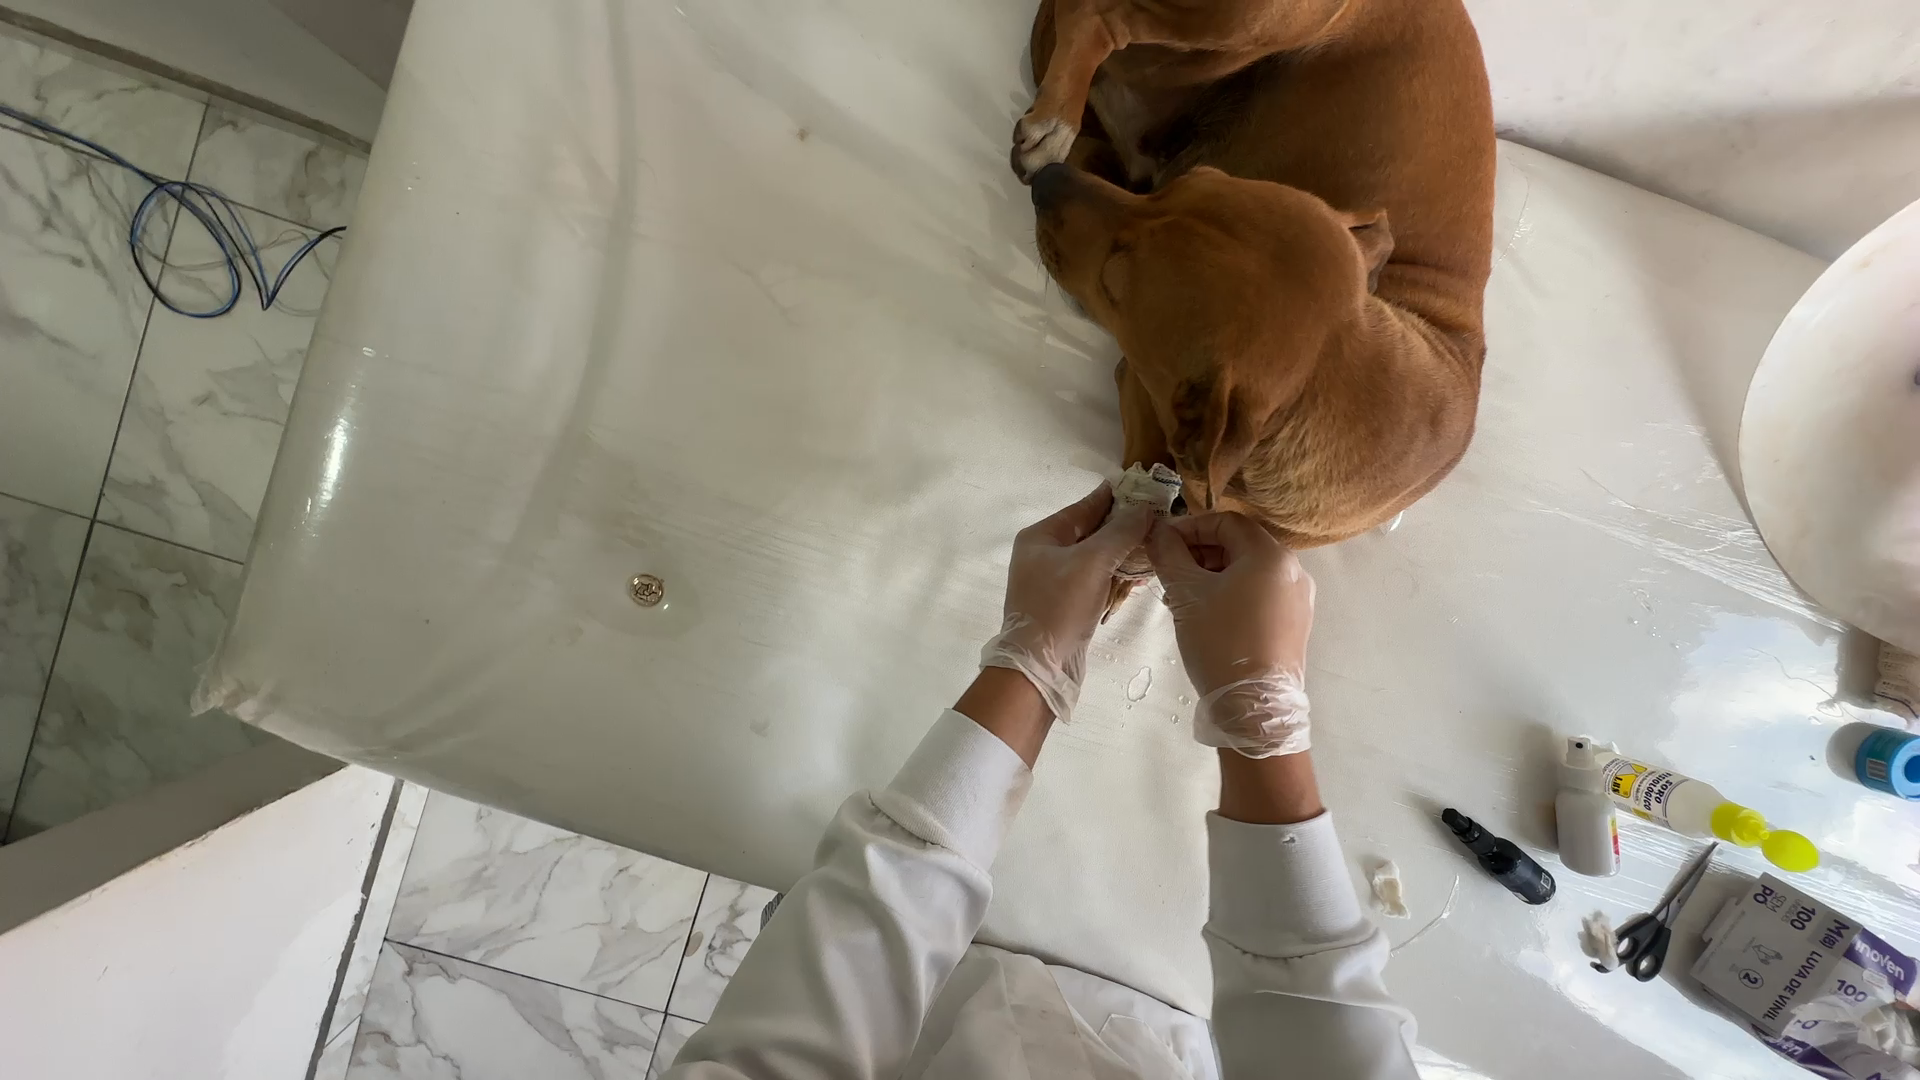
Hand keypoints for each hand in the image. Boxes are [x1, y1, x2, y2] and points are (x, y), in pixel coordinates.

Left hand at [980, 482, 1152, 719]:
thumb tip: (1144, 509)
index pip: (1082, 508)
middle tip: (1156, 517)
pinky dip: (1115, 576)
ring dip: (1121, 553)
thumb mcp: (1091, 563)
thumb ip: (1119, 533)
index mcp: (1040, 537)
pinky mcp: (1066, 604)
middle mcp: (1044, 555)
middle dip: (1122, 527)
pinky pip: (1095, 581)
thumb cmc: (1059, 606)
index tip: (1139, 486)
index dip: (1112, 498)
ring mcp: (1053, 581)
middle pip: (1089, 532)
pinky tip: (1138, 574)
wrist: (1039, 666)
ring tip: (1154, 542)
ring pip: (1095, 558)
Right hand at [1147, 513, 1315, 756]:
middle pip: (1239, 545)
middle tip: (1168, 570)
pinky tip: (1204, 613)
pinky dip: (1230, 593)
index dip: (1190, 526)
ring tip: (1181, 595)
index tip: (1162, 543)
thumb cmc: (1219, 641)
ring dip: (1211, 573)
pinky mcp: (1294, 624)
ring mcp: (1298, 599)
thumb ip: (1168, 554)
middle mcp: (1293, 571)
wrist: (1254, 708)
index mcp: (1271, 556)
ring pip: (1248, 571)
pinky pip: (1258, 594)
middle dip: (1199, 551)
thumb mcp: (1185, 593)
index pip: (1226, 521)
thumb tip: (1155, 530)